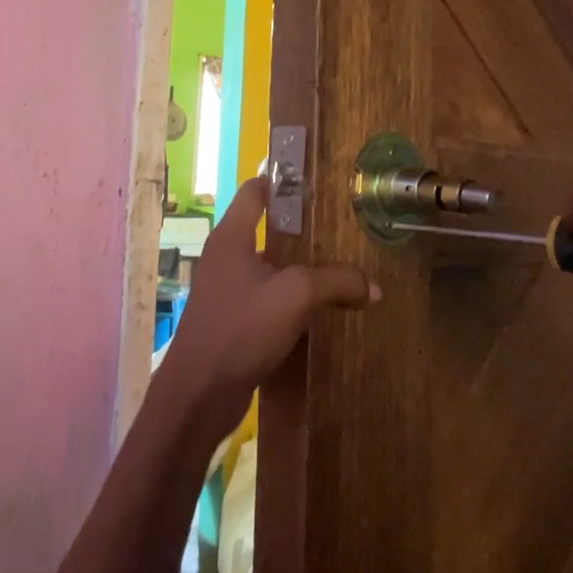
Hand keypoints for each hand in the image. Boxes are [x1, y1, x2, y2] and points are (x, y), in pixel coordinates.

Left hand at [158, 178, 379, 427]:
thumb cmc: (240, 329)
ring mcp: (225, 290)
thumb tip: (372, 287)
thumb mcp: (295, 296)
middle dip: (301, 227)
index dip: (283, 180)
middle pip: (265, 228)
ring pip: (268, 266)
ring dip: (298, 266)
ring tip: (339, 266)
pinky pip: (266, 298)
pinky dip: (291, 298)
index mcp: (231, 237)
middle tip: (342, 226)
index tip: (317, 179)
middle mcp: (224, 257)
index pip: (255, 191)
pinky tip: (318, 309)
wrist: (200, 393)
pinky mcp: (231, 321)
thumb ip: (336, 281)